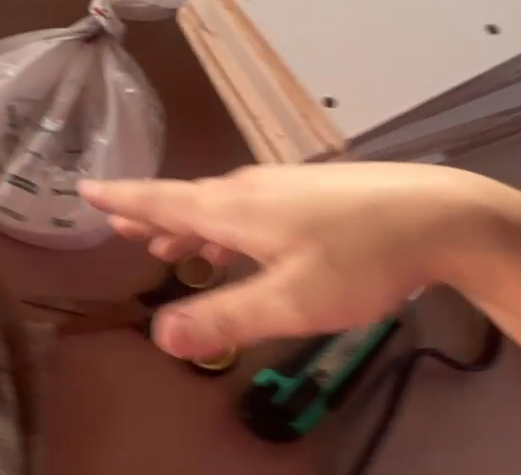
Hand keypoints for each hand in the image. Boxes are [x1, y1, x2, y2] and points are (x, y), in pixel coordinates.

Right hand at [79, 164, 502, 361]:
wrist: (433, 215)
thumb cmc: (357, 258)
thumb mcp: (291, 301)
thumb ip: (225, 318)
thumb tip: (159, 335)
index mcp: (233, 209)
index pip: (162, 201)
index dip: (122, 198)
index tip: (87, 187)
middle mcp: (248, 190)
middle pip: (186, 202)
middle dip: (149, 215)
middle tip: (117, 224)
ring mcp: (279, 189)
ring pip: (217, 208)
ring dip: (186, 224)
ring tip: (164, 242)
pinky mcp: (305, 196)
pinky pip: (244, 211)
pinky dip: (221, 228)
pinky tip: (233, 245)